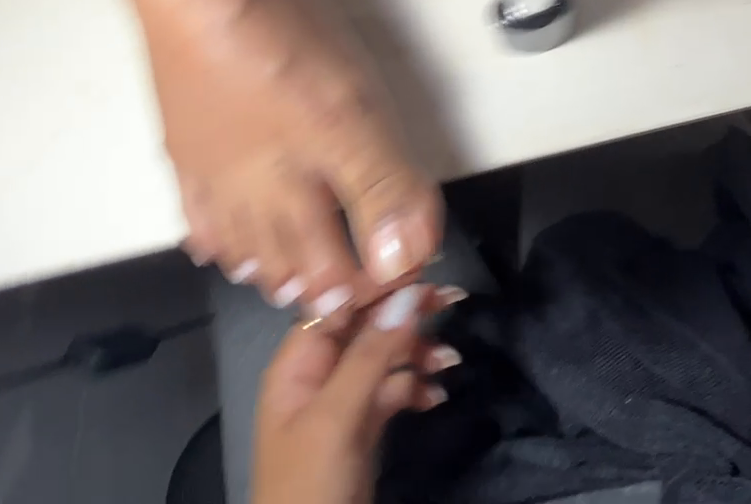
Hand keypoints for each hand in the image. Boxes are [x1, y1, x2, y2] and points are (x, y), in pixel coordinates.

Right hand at [150, 0, 443, 317]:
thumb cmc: (276, 42)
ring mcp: (204, 142)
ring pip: (233, 221)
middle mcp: (235, 179)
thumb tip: (402, 265)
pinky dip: (209, 213)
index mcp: (280, 188)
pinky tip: (206, 216)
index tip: (384, 293)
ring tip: (271, 276)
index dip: (358, 283)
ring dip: (259, 253)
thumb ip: (379, 187)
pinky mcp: (189, 100)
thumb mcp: (349, 116)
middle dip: (311, 276)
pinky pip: (196, 180)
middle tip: (333, 297)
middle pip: (277, 247)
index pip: (324, 261)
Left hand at [253, 284, 459, 503]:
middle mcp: (318, 373)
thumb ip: (370, 355)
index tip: (424, 269)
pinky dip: (416, 387)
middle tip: (452, 300)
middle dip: (406, 314)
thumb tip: (406, 295)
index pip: (340, 302)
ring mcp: (341, 400)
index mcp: (298, 362)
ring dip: (418, 352)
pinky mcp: (362, 425)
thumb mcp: (337, 419)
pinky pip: (394, 389)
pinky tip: (437, 396)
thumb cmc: (308, 488)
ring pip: (385, 356)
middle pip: (366, 325)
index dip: (379, 284)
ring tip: (451, 362)